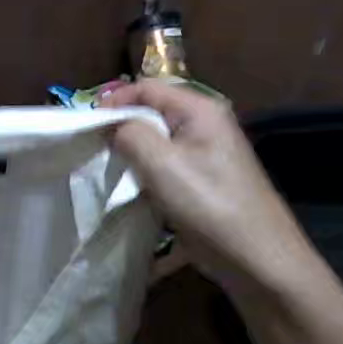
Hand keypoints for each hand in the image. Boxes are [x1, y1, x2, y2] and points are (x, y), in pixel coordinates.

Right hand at [104, 81, 322, 297]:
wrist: (255, 257)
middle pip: (152, 111)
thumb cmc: (208, 204)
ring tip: (109, 169)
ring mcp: (206, 153)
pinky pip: (165, 163)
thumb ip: (130, 133)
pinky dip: (145, 171)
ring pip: (156, 139)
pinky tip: (132, 189)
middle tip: (94, 148)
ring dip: (131, 152)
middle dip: (120, 126)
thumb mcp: (161, 163)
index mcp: (200, 109)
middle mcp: (205, 123)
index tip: (87, 126)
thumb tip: (112, 125)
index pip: (147, 87)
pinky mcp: (202, 179)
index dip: (114, 101)